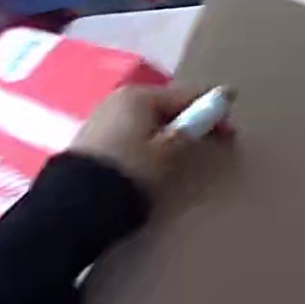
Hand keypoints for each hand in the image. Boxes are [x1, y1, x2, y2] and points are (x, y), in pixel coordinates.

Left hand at [68, 85, 229, 193]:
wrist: (74, 208)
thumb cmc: (133, 170)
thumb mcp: (176, 146)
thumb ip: (201, 120)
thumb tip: (226, 94)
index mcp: (139, 95)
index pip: (190, 95)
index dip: (215, 112)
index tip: (230, 134)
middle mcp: (118, 99)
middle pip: (169, 108)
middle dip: (191, 124)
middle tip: (208, 147)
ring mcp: (101, 120)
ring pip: (151, 123)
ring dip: (171, 136)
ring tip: (182, 158)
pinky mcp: (91, 142)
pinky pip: (134, 136)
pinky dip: (151, 145)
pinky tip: (155, 164)